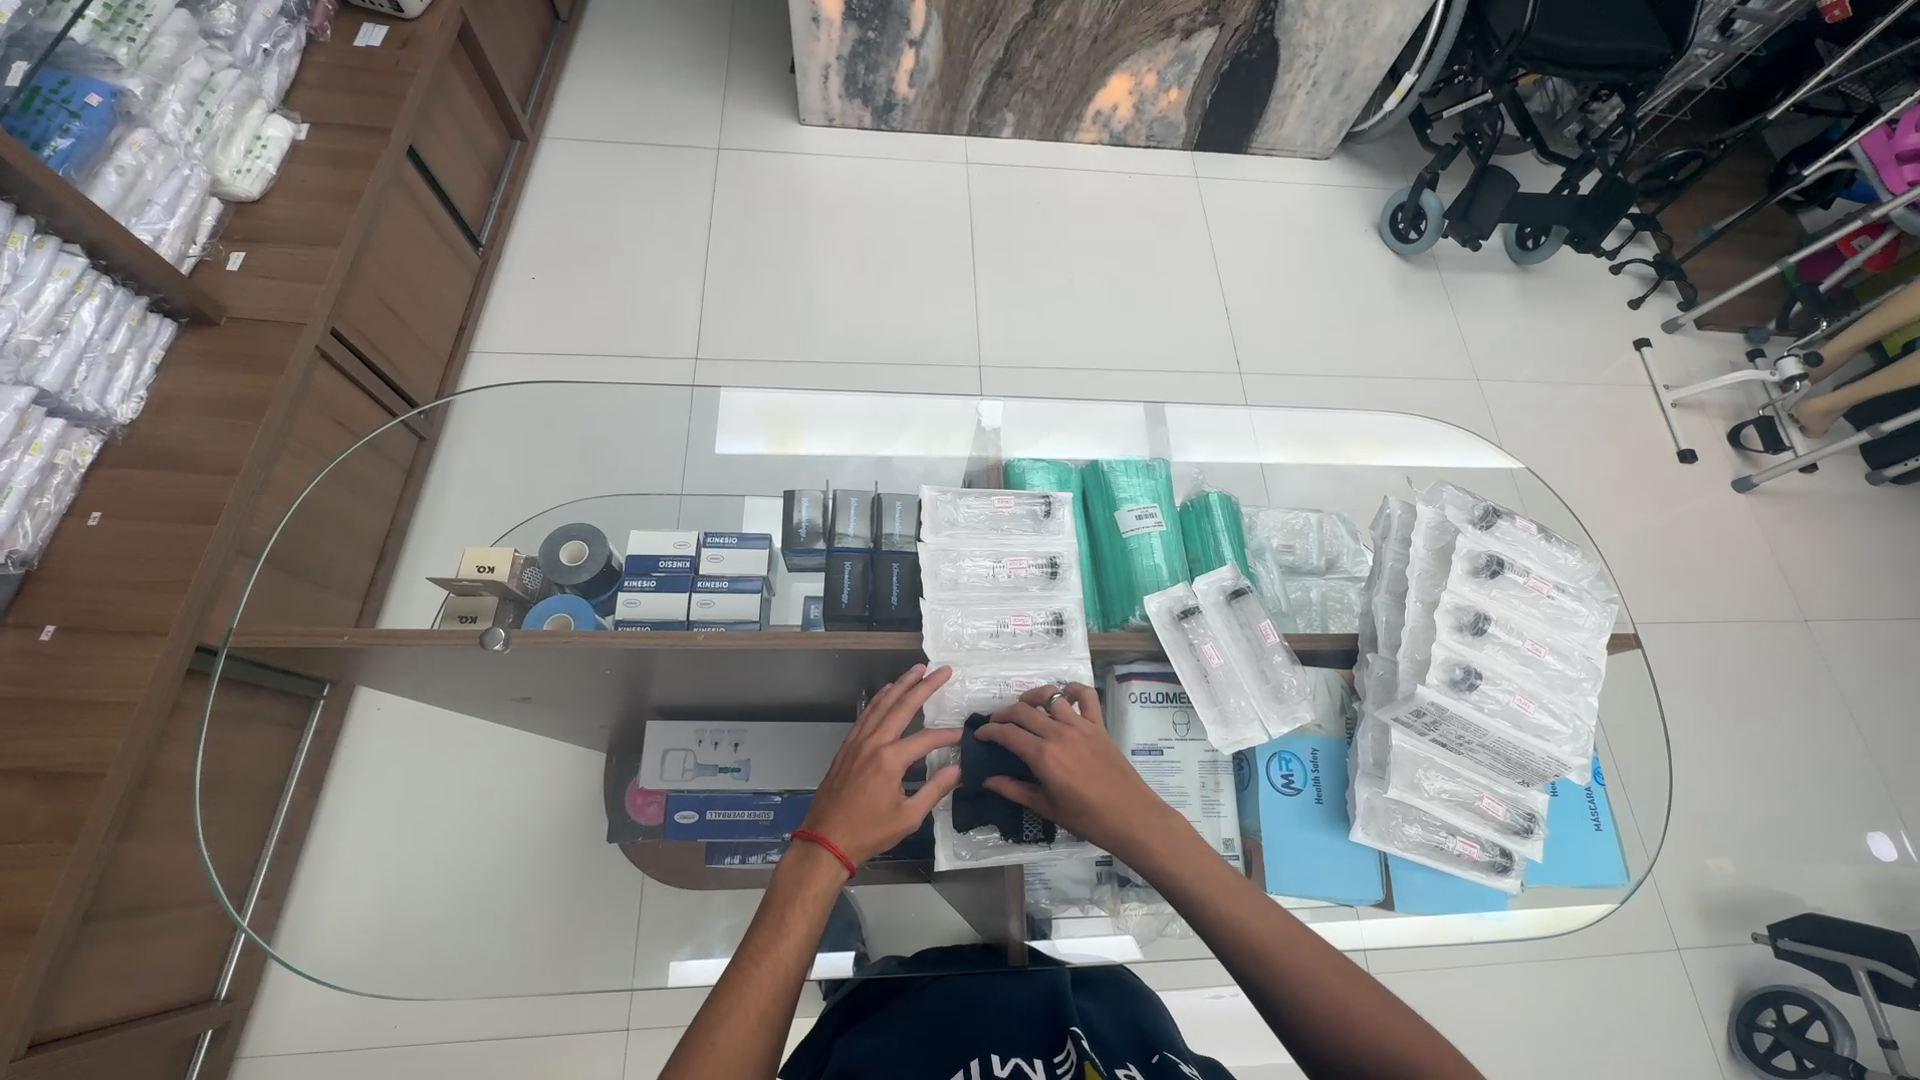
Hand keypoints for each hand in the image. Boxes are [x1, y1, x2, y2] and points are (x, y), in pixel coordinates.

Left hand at [798, 664, 961, 865]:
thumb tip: (959, 770)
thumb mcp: (909, 817)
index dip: (948, 736)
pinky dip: (879, 700)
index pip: (927, 738)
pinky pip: (865, 715)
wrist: (825, 841)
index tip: (964, 735)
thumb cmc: (868, 832)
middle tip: (942, 669)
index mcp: (890, 760)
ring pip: (881, 705)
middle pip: (903, 706)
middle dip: (924, 685)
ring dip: (900, 685)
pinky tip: (887, 693)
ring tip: (917, 670)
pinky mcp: (847, 748)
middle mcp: (873, 743)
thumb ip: (935, 789)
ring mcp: (857, 742)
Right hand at [974, 683, 1186, 864]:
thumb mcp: (1045, 807)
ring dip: (1032, 697)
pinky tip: (1064, 697)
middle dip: (1004, 714)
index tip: (980, 734)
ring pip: (1050, 696)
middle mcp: (1059, 733)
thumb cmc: (1086, 818)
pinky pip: (1086, 696)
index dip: (989, 731)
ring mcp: (1081, 726)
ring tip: (1025, 707)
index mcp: (1043, 755)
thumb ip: (1013, 790)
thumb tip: (987, 780)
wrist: (1130, 817)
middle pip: (1023, 710)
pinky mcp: (1099, 725)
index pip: (1007, 733)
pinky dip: (1073, 690)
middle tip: (996, 724)